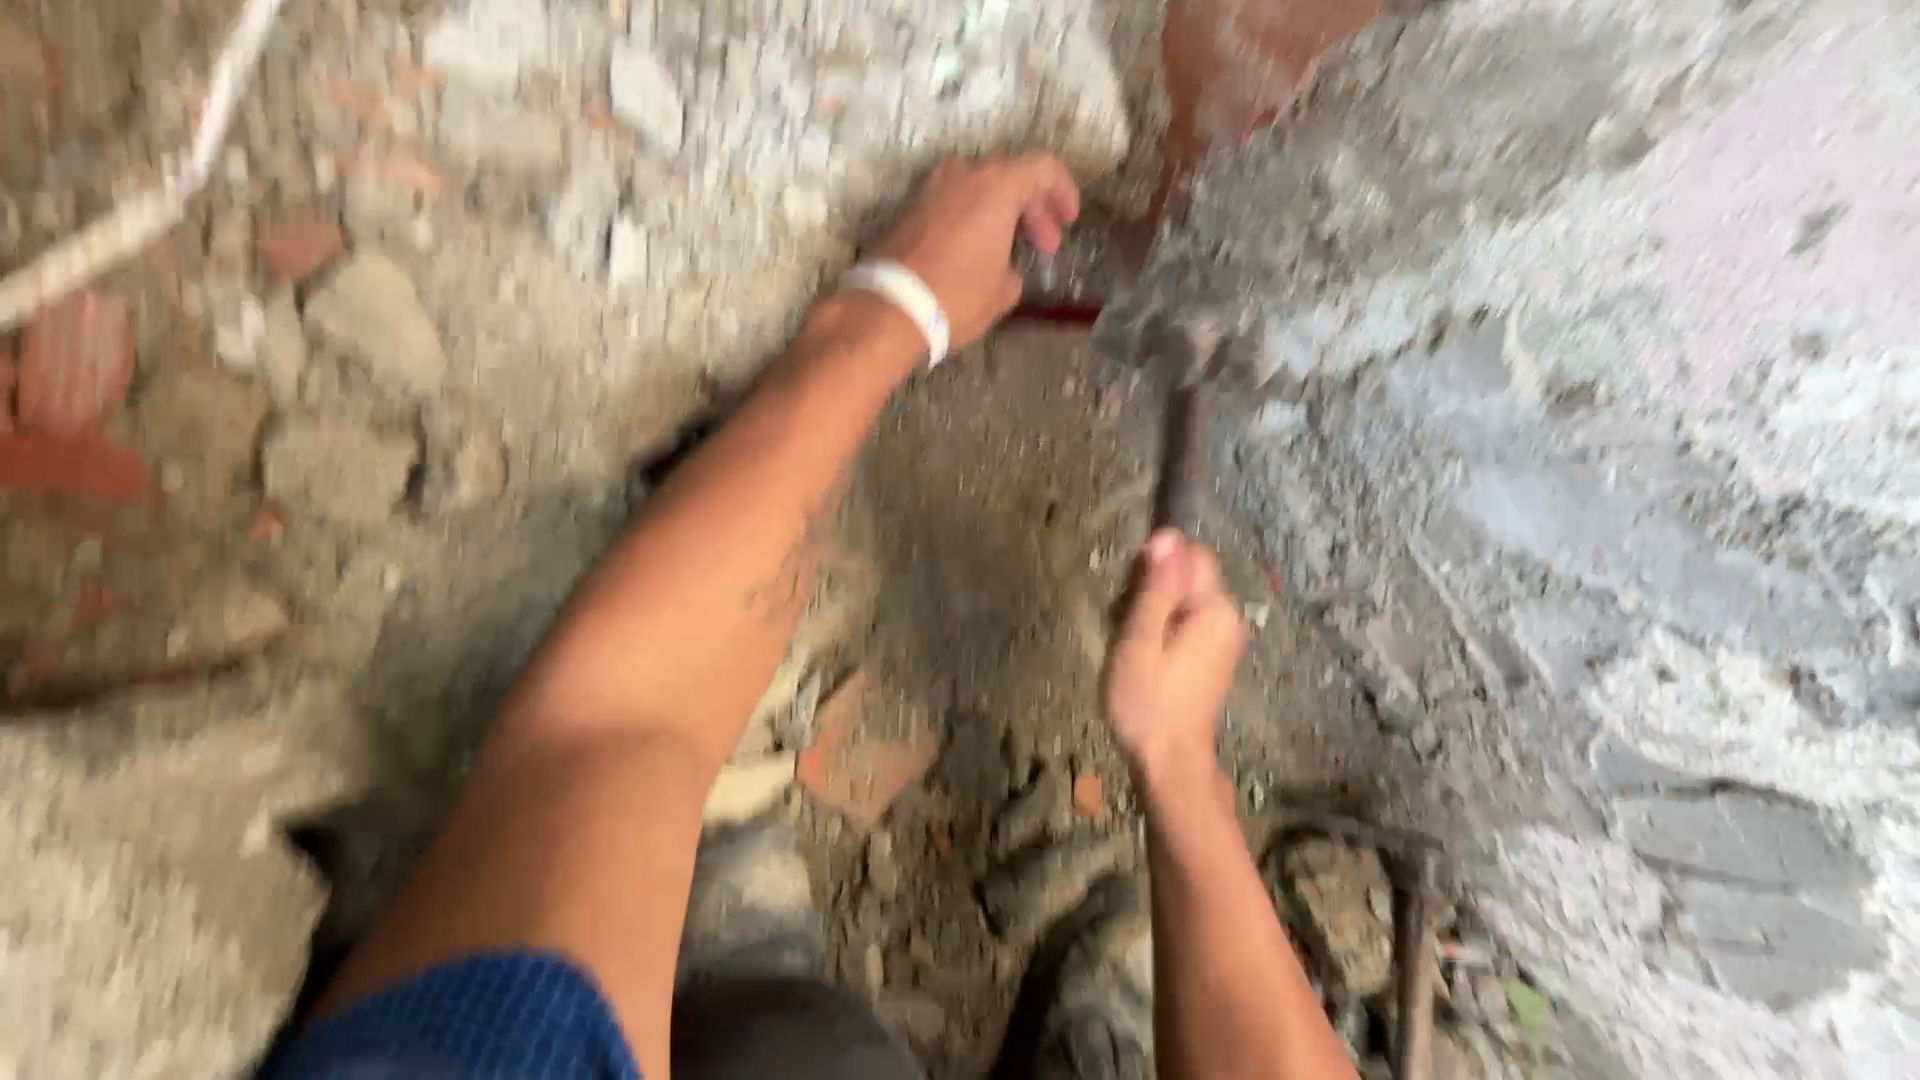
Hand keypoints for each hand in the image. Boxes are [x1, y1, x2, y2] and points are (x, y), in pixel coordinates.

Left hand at [868, 153, 1080, 348]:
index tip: (1068, 219)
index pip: (1042, 167)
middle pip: (1009, 176)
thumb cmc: (956, 296)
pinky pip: (953, 203)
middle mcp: (963, 173)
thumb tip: (1005, 267)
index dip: (1063, 191)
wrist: (889, 308)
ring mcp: (931, 187)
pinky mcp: (909, 207)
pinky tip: (978, 252)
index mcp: (996, 184)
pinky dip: (972, 219)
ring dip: (1000, 213)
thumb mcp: (1003, 291)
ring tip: (1010, 251)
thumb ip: (1014, 268)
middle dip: (1032, 209)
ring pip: (978, 188)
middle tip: (1045, 245)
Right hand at [1102, 530, 1247, 780]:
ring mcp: (1223, 638)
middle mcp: (1228, 618)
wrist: (1170, 762)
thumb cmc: (1147, 701)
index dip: (1154, 566)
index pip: (1190, 554)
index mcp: (1214, 609)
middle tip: (1127, 628)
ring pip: (1182, 599)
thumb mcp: (1140, 640)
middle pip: (1186, 575)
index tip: (1130, 596)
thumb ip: (1155, 588)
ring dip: (1152, 611)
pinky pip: (1185, 621)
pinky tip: (1145, 657)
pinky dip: (1161, 630)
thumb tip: (1166, 536)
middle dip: (1151, 590)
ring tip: (1133, 646)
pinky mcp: (1213, 655)